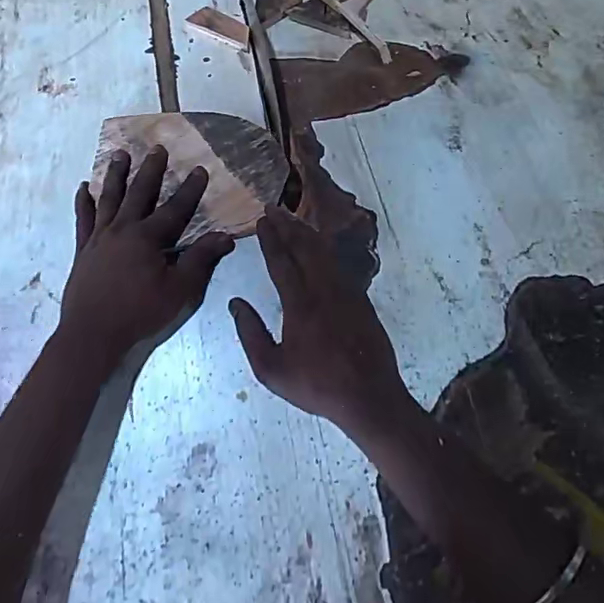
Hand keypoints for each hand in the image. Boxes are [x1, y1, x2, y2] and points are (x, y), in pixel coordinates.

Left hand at [58, 147, 234, 364]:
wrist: (91, 336)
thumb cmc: (140, 313)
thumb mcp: (180, 289)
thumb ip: (201, 260)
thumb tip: (225, 237)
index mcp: (148, 238)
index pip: (175, 208)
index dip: (190, 189)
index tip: (200, 170)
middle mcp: (123, 230)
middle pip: (139, 193)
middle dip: (151, 170)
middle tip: (157, 148)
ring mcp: (99, 239)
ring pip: (109, 199)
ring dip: (116, 175)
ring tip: (119, 154)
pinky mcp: (82, 250)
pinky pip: (83, 220)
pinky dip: (84, 202)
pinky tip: (83, 188)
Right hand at [230, 206, 413, 435]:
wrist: (368, 394)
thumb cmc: (316, 385)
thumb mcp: (272, 370)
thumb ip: (250, 334)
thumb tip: (235, 303)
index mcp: (300, 304)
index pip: (282, 261)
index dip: (270, 238)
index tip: (261, 220)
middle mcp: (323, 289)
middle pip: (304, 246)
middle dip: (287, 224)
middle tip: (273, 208)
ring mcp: (345, 289)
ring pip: (324, 250)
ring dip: (306, 231)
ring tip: (292, 218)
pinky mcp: (360, 295)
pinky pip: (338, 262)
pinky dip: (325, 247)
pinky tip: (319, 244)